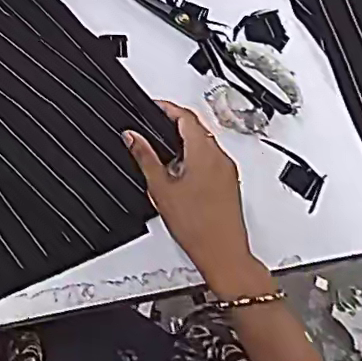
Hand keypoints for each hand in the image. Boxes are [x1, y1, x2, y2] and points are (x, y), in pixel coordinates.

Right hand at [125, 101, 270, 298]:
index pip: (186, 117)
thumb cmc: (197, 227)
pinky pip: (212, 159)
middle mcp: (221, 158)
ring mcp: (228, 171)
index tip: (154, 106)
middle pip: (197, 128)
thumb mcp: (160, 188)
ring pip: (205, 143)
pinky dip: (195, 157)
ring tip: (162, 152)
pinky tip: (179, 173)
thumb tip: (132, 136)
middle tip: (154, 124)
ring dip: (185, 141)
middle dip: (175, 123)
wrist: (223, 254)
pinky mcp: (230, 183)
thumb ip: (144, 157)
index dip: (168, 108)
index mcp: (204, 153)